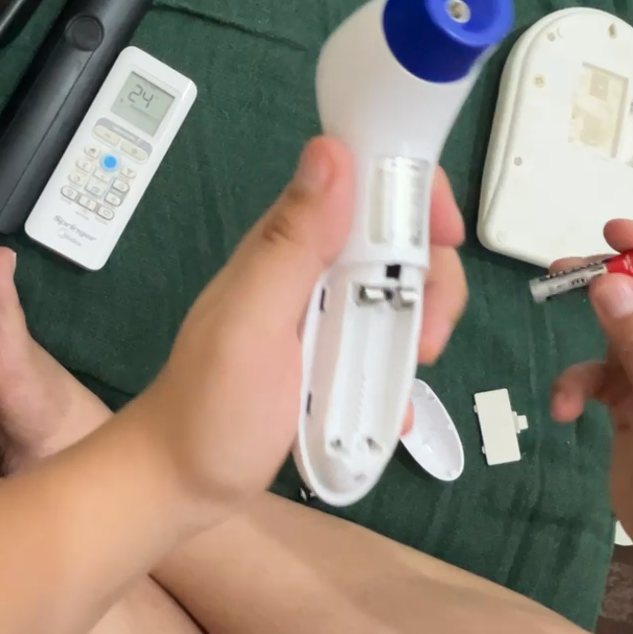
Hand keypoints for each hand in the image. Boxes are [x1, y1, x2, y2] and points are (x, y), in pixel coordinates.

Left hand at [124, 136, 467, 518]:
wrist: (187, 481)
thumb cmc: (212, 408)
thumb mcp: (251, 325)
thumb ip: (289, 244)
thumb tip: (331, 153)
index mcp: (286, 245)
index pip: (361, 182)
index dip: (412, 192)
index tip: (445, 237)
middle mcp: (308, 269)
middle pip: (395, 239)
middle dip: (429, 277)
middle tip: (426, 337)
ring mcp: (321, 313)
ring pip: (398, 291)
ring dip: (420, 326)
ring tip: (411, 374)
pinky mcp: (331, 355)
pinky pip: (384, 342)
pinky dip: (400, 367)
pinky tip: (391, 407)